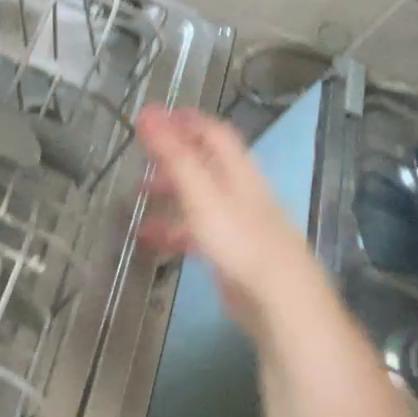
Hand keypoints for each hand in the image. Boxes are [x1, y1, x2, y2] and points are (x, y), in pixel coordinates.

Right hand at [135, 106, 322, 338]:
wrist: (281, 303)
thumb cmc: (241, 242)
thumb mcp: (203, 195)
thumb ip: (174, 156)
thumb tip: (148, 113)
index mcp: (239, 174)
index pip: (215, 134)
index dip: (186, 121)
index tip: (154, 115)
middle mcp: (241, 194)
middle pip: (206, 165)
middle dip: (172, 157)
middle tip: (140, 155)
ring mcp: (238, 225)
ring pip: (199, 199)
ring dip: (168, 194)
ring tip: (136, 197)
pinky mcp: (231, 255)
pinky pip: (196, 233)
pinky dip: (172, 231)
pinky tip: (149, 240)